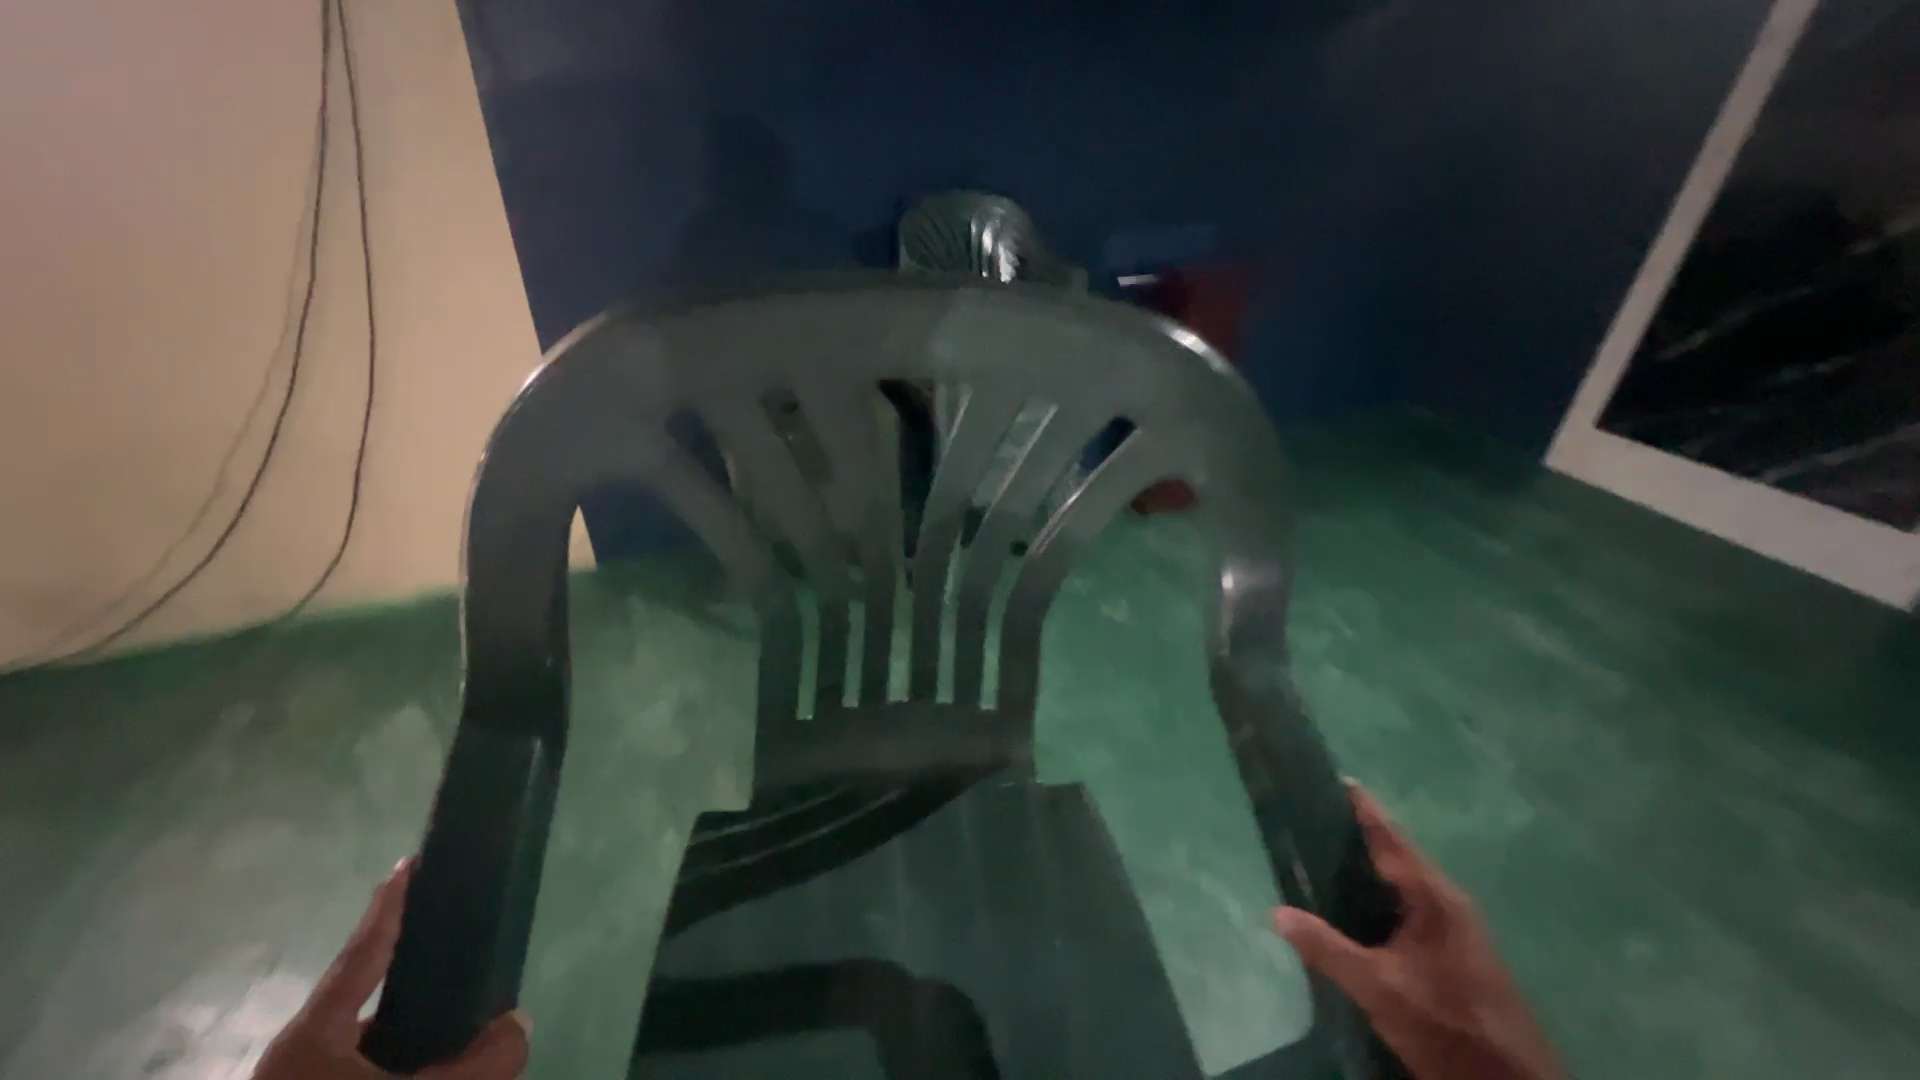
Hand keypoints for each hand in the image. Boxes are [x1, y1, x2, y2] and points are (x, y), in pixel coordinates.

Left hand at [252, 859, 530, 1079]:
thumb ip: (479, 1065)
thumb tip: (518, 1025)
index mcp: (312, 1038)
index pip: (361, 954)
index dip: (389, 907)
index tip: (410, 863)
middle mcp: (297, 1057)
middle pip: (364, 1001)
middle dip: (415, 980)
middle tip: (462, 959)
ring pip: (366, 1049)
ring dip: (411, 1038)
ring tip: (460, 1031)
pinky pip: (362, 1072)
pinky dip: (399, 1065)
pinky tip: (435, 1068)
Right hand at [1272, 785, 1561, 1079]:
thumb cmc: (1445, 1024)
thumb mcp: (1378, 988)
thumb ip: (1327, 948)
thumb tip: (1276, 912)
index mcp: (1434, 899)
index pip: (1391, 839)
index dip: (1364, 810)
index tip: (1338, 779)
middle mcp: (1449, 904)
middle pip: (1400, 857)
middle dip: (1362, 836)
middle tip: (1317, 817)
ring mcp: (1458, 930)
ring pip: (1406, 885)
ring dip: (1372, 869)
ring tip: (1328, 856)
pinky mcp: (1457, 953)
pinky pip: (1412, 907)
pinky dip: (1382, 896)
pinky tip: (1358, 909)